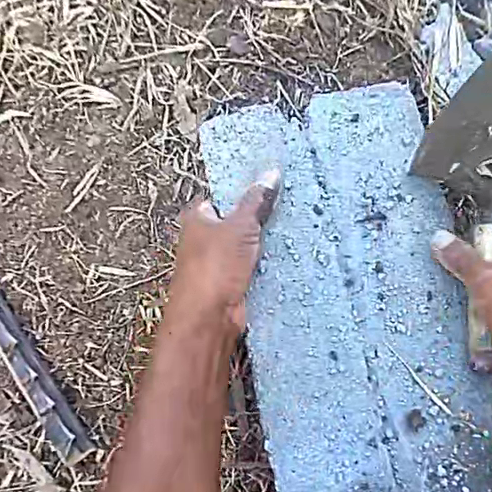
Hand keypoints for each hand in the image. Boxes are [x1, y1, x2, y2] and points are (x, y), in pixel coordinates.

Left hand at [167, 167, 281, 331]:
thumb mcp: (239, 226)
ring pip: (250, 249)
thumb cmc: (214, 268)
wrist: (210, 318)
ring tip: (294, 232)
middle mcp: (205, 242)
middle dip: (260, 221)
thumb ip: (256, 201)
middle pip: (239, 224)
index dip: (244, 192)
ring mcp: (220, 266)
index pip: (222, 197)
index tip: (270, 186)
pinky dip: (269, 267)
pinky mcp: (234, 286)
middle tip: (287, 209)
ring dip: (266, 247)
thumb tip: (271, 173)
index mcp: (197, 220)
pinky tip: (288, 260)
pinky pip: (256, 270)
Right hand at [430, 221, 491, 388]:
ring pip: (487, 300)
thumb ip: (464, 261)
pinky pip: (488, 328)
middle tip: (451, 274)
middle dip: (470, 274)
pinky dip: (479, 335)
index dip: (489, 226)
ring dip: (473, 309)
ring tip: (460, 310)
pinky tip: (472, 335)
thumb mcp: (489, 282)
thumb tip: (441, 238)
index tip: (462, 231)